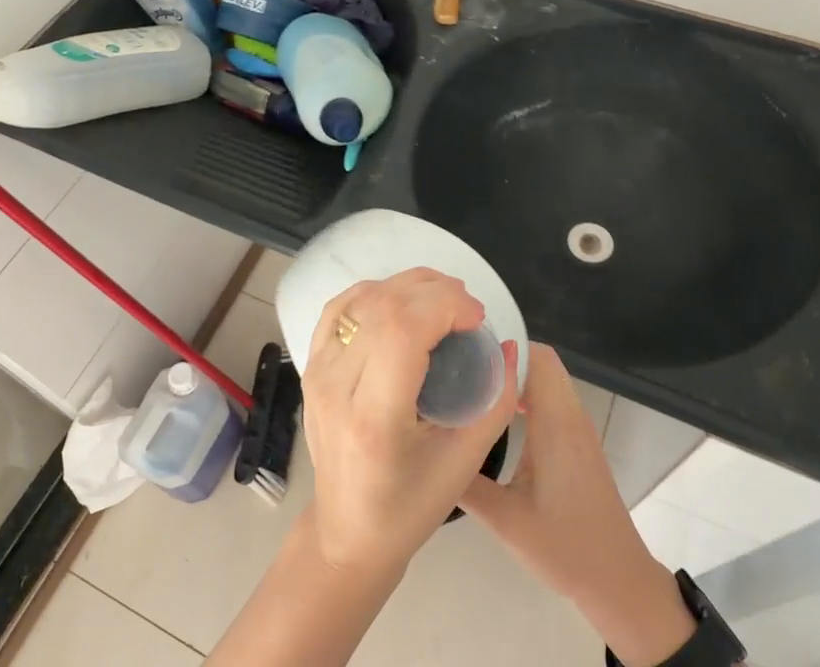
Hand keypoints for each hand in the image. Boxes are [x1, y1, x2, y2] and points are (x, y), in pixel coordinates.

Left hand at [298, 268, 518, 578]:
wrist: (346, 532)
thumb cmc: (409, 508)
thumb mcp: (463, 463)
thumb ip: (494, 401)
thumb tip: (508, 346)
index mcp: (374, 418)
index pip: (402, 330)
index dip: (445, 306)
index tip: (478, 318)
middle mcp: (336, 387)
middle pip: (382, 307)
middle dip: (434, 291)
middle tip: (468, 308)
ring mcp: (316, 374)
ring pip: (360, 300)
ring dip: (407, 286)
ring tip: (443, 299)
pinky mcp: (310, 367)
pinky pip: (339, 310)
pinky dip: (374, 293)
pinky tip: (403, 301)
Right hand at [460, 343, 696, 666]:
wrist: (617, 580)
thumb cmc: (564, 547)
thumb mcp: (504, 519)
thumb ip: (465, 482)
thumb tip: (426, 452)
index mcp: (556, 424)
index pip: (536, 358)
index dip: (501, 346)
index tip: (461, 351)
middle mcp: (571, 417)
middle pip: (541, 362)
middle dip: (502, 356)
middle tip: (458, 366)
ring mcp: (578, 430)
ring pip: (547, 381)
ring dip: (513, 376)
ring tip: (468, 385)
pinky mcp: (578, 444)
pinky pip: (552, 401)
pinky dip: (525, 395)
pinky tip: (494, 416)